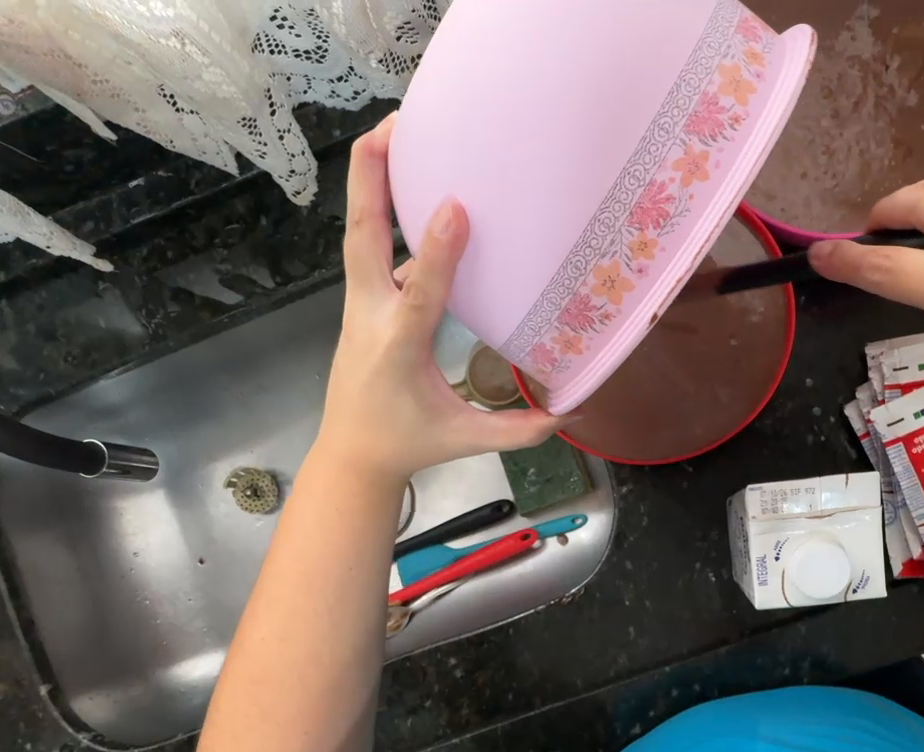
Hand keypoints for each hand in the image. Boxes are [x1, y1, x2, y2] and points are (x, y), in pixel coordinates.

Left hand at [315, 116, 559, 481]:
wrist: (351, 454)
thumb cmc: (408, 445)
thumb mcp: (465, 441)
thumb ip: (520, 431)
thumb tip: (572, 412)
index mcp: (399, 349)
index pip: (420, 294)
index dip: (439, 251)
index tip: (457, 204)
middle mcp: (373, 316)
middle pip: (362, 237)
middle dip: (371, 178)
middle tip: (395, 126)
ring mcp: (361, 306)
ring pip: (360, 235)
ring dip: (371, 182)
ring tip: (395, 134)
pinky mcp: (363, 304)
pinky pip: (369, 249)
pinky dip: (381, 211)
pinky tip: (403, 189)